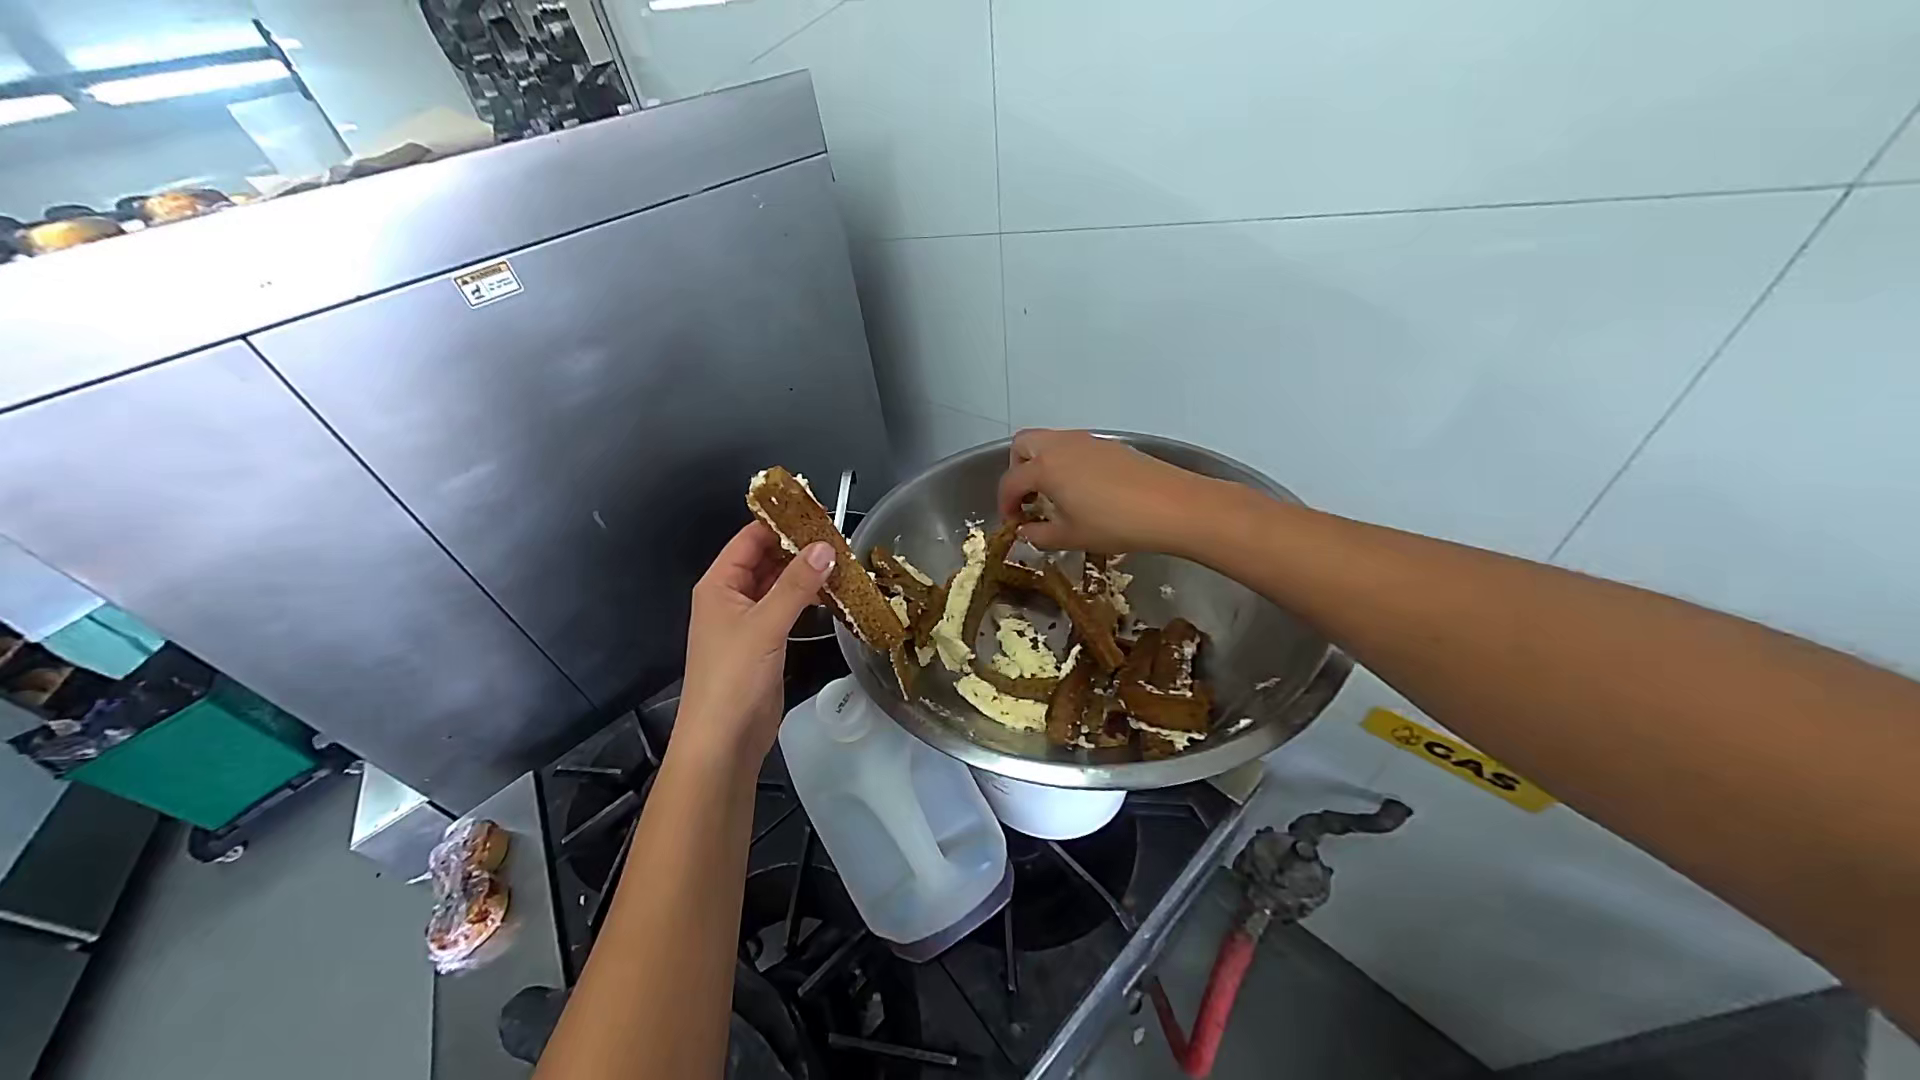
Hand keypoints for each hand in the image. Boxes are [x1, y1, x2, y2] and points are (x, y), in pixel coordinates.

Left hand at [676, 523, 834, 766]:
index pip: (750, 538)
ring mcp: (749, 621)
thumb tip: (827, 547)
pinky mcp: (766, 643)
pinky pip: (788, 609)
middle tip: (841, 536)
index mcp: (719, 584)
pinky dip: (808, 598)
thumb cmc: (733, 677)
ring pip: (780, 585)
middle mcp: (732, 597)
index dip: (781, 522)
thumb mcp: (765, 625)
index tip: (819, 511)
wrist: (724, 740)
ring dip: (807, 573)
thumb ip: (796, 585)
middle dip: (799, 547)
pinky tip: (834, 593)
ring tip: (845, 560)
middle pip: (766, 559)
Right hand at [997, 429, 1212, 552]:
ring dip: (1041, 464)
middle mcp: (1061, 446)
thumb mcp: (1072, 537)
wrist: (1173, 506)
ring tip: (1054, 496)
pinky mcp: (1110, 445)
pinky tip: (1083, 491)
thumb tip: (1026, 532)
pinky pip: (1074, 447)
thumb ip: (1040, 535)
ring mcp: (1088, 441)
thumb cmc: (1116, 524)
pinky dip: (1066, 463)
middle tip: (1027, 498)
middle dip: (1017, 470)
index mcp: (1045, 468)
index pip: (1011, 482)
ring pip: (1050, 442)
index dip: (1005, 503)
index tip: (1012, 522)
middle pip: (1023, 445)